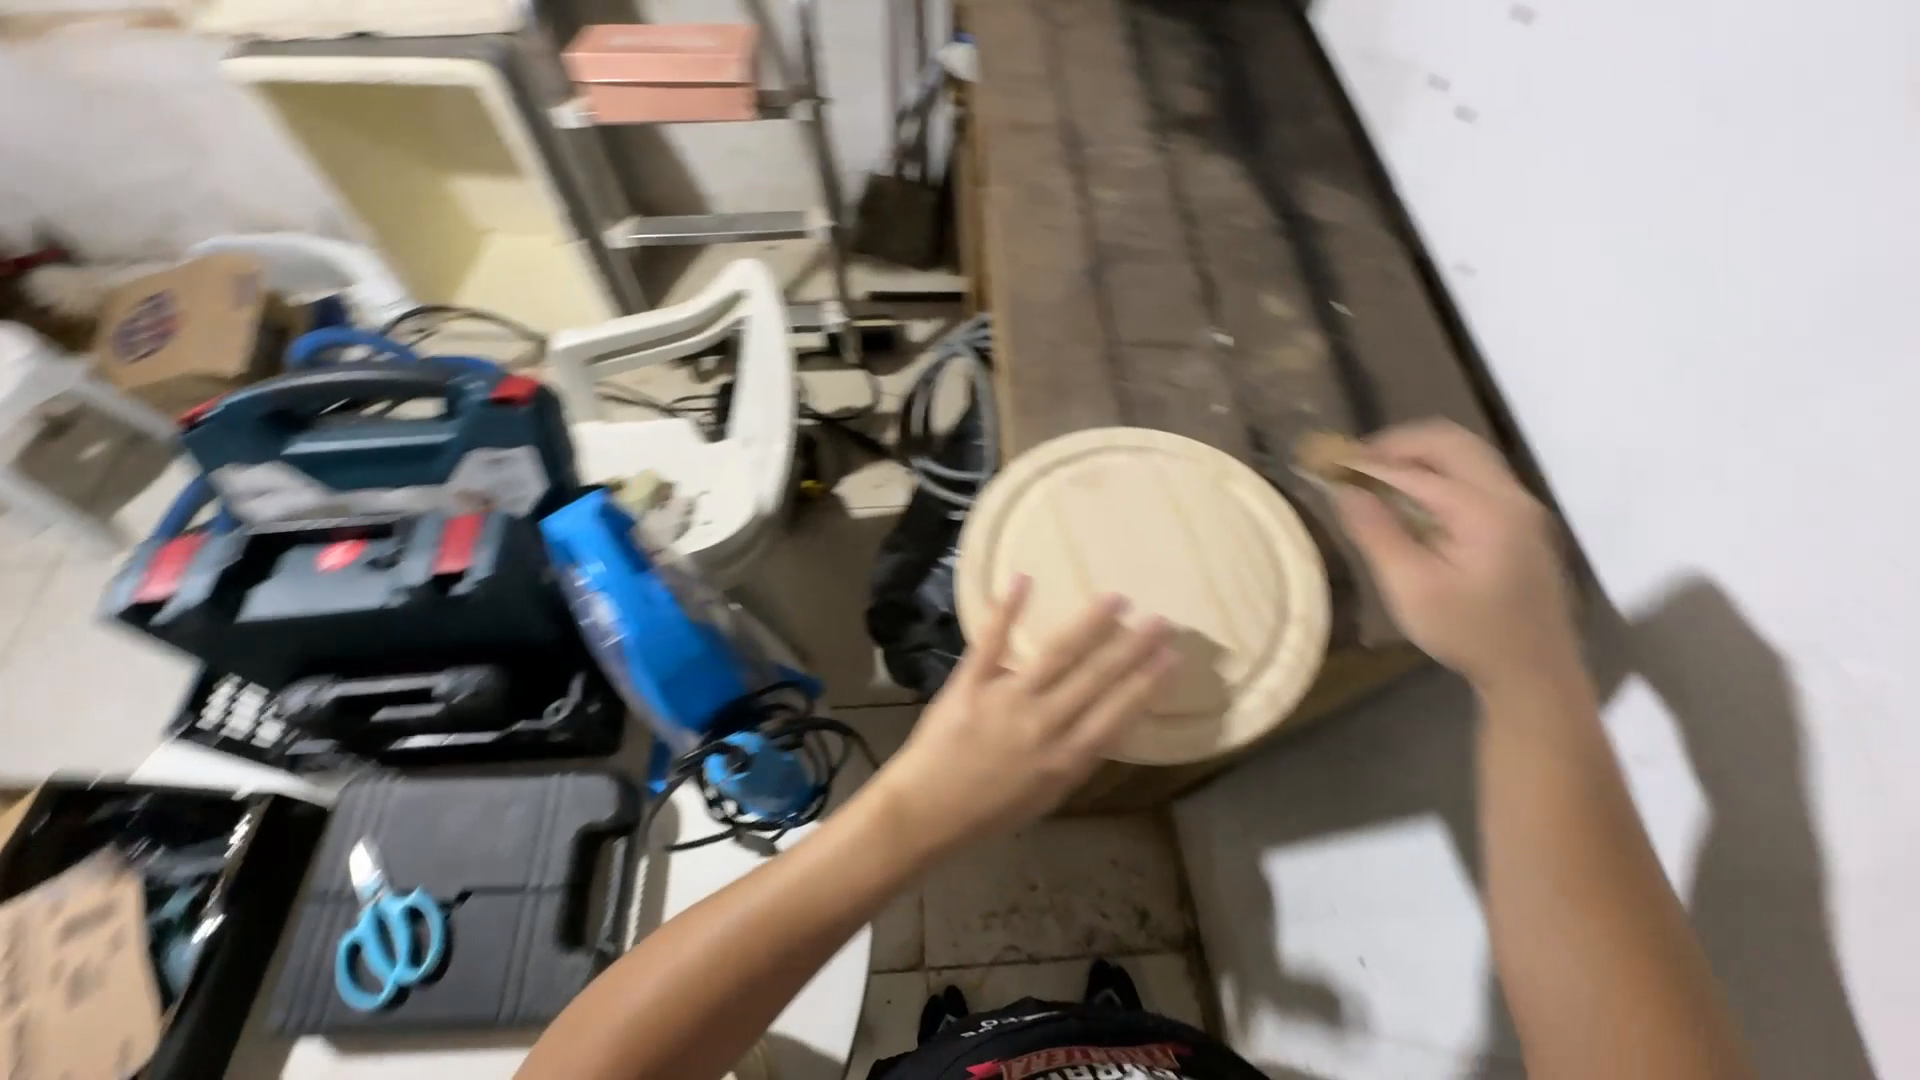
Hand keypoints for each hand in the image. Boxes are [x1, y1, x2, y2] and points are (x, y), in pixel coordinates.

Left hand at [868, 576, 1177, 853]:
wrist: (925, 812)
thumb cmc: (990, 810)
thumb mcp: (1047, 795)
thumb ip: (1076, 755)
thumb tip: (1106, 718)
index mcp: (1066, 758)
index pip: (1118, 712)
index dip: (1148, 682)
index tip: (1172, 656)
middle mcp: (1043, 725)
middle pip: (1097, 677)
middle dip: (1133, 647)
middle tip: (1161, 620)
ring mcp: (1005, 700)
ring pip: (1057, 655)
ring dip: (1090, 624)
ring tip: (1116, 599)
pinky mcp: (969, 684)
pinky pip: (990, 642)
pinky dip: (1006, 609)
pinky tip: (1024, 579)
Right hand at [1330, 420, 1578, 690]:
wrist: (1535, 672)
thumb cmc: (1468, 633)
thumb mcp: (1411, 588)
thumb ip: (1377, 533)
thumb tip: (1344, 491)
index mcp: (1485, 511)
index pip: (1417, 469)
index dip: (1369, 462)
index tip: (1330, 464)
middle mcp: (1510, 496)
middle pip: (1451, 442)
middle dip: (1398, 445)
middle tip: (1355, 464)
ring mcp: (1520, 507)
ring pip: (1466, 455)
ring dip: (1418, 457)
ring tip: (1376, 477)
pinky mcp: (1519, 521)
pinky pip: (1475, 476)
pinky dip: (1436, 473)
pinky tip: (1409, 500)